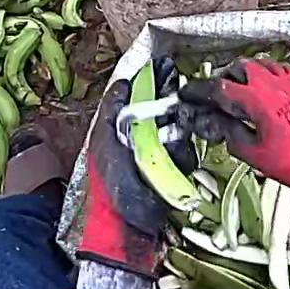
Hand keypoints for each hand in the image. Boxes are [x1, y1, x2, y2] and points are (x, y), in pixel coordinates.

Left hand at [75, 79, 169, 277]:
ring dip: (178, 123)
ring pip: (178, 128)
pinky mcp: (176, 170)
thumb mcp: (104, 141)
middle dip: (170, 94)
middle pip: (163, 108)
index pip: (140, 98)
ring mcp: (161, 153)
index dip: (152, 80)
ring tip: (178, 118)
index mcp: (122, 129)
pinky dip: (181, 154)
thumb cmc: (110, 181)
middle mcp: (142, 137)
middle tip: (176, 79)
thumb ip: (112, 110)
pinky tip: (174, 159)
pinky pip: (185, 154)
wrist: (128, 223)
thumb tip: (123, 82)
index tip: (164, 65)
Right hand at [179, 59, 289, 234]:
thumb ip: (228, 133)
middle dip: (222, 78)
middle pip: (238, 68)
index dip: (198, 91)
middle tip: (214, 95)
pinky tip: (265, 89)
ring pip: (259, 64)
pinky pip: (280, 71)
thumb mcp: (252, 153)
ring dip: (244, 73)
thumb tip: (213, 122)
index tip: (187, 94)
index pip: (217, 87)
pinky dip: (266, 75)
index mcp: (255, 99)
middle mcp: (271, 84)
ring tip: (238, 89)